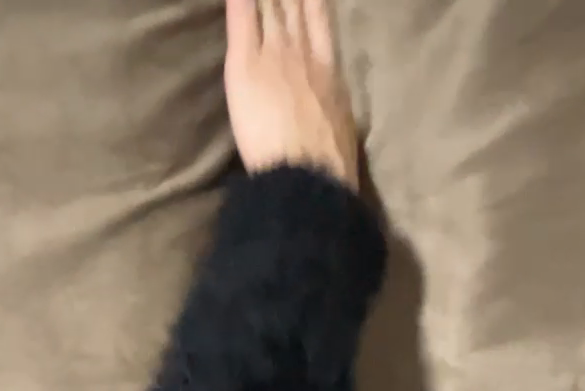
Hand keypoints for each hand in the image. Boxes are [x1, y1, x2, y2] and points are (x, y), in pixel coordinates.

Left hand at [224, 0, 358, 189]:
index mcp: (329, 73)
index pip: (319, 22)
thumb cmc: (328, 168)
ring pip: (270, 5)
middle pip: (294, 4)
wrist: (307, 179)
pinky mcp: (245, 65)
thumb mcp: (343, 131)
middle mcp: (303, 54)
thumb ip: (335, 108)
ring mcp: (274, 55)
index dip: (311, 0)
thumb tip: (336, 108)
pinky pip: (241, 17)